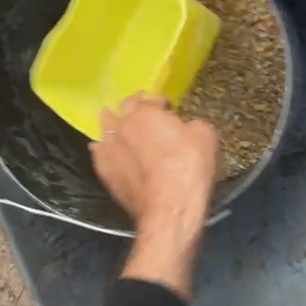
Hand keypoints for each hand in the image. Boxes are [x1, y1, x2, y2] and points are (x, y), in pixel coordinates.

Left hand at [91, 96, 218, 297]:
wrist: (170, 208)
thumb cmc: (189, 166)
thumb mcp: (205, 135)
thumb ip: (192, 124)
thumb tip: (186, 127)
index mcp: (144, 113)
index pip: (148, 98)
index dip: (160, 102)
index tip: (170, 110)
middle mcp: (121, 126)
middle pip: (123, 109)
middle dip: (136, 109)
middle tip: (149, 118)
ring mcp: (108, 150)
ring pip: (106, 129)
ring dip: (116, 126)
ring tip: (126, 132)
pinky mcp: (104, 172)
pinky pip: (100, 153)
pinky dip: (107, 150)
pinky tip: (114, 153)